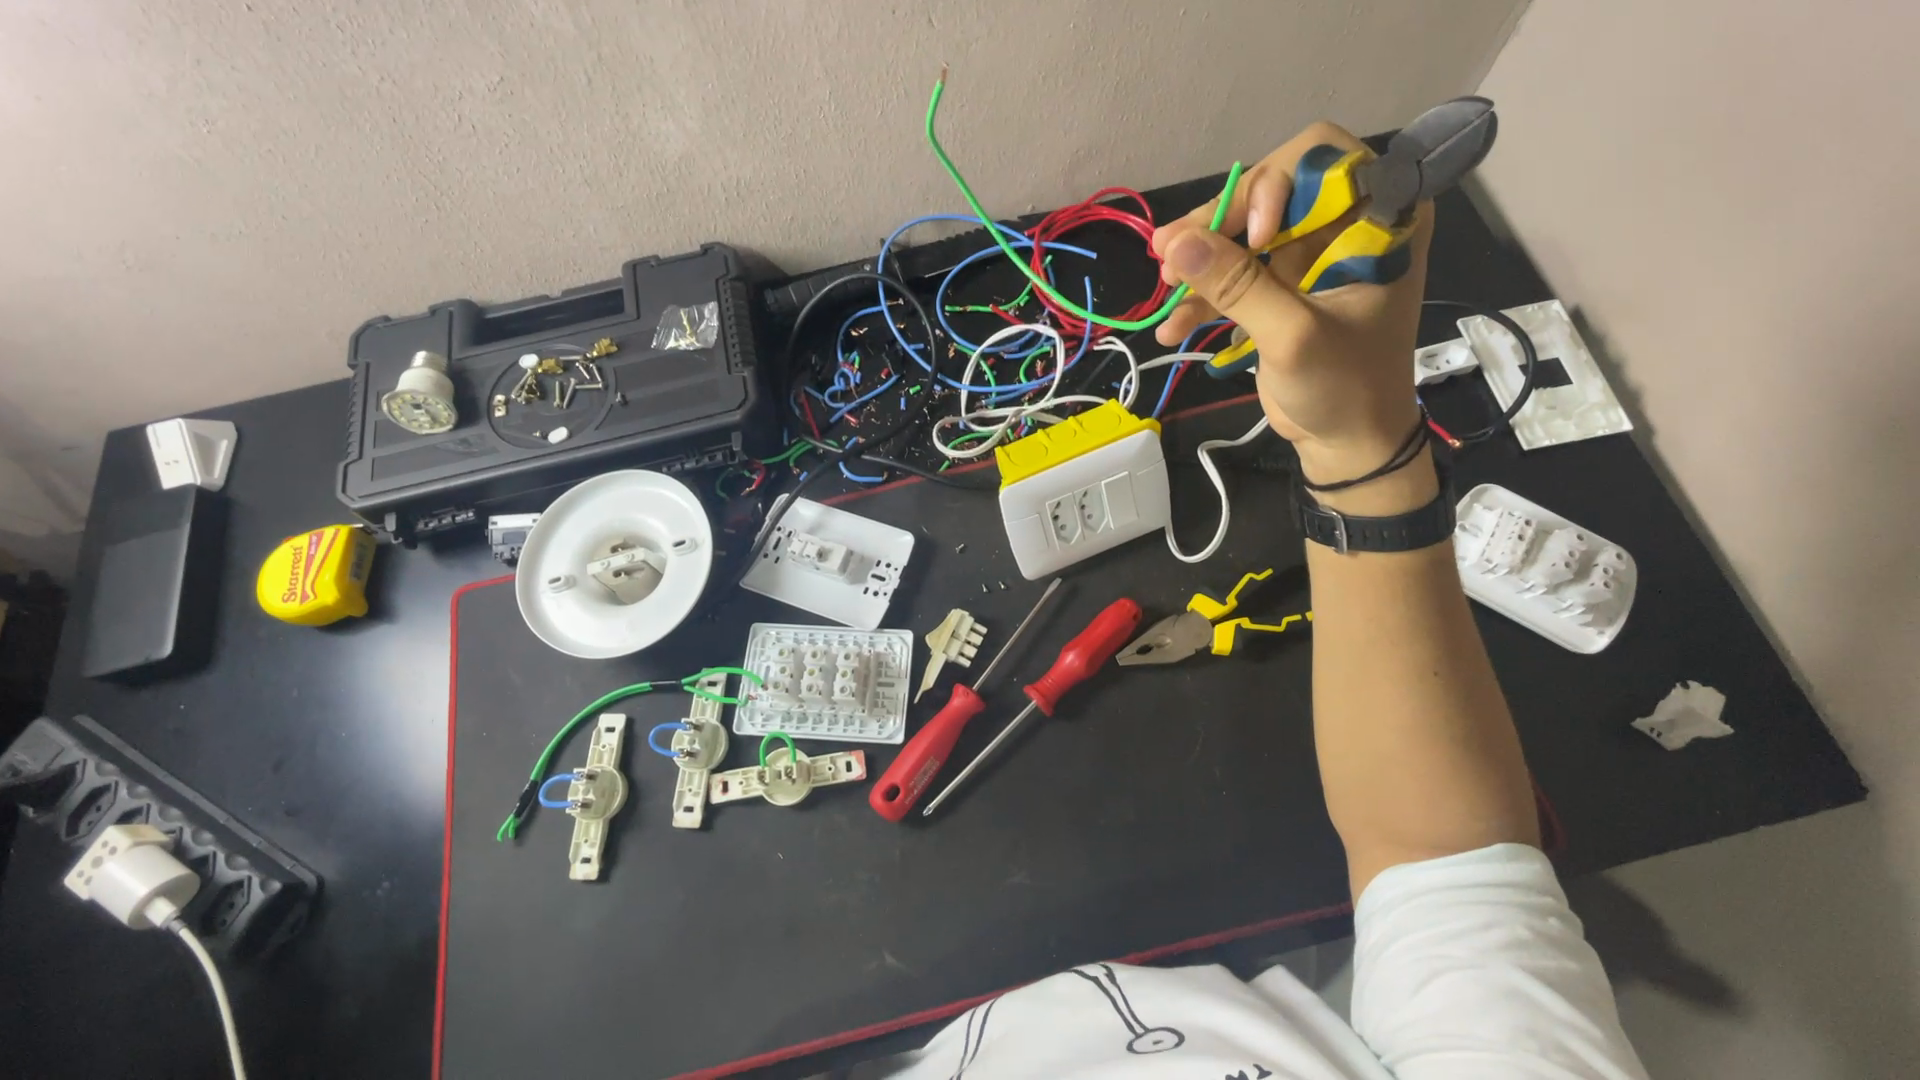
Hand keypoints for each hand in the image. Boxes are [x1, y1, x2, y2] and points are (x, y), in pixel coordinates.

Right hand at [1149, 122, 1429, 481]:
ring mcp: (1309, 256)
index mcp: (1378, 217)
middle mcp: (1345, 223)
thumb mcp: (1292, 335)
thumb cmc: (1344, 387)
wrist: (1348, 443)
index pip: (1319, 157)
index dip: (1274, 185)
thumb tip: (1176, 243)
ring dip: (1200, 260)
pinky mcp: (1280, 287)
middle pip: (1268, 191)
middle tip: (1169, 253)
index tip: (1251, 236)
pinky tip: (1174, 327)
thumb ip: (1237, 285)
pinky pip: (1234, 273)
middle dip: (1218, 224)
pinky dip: (1203, 296)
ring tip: (1164, 289)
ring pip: (1241, 232)